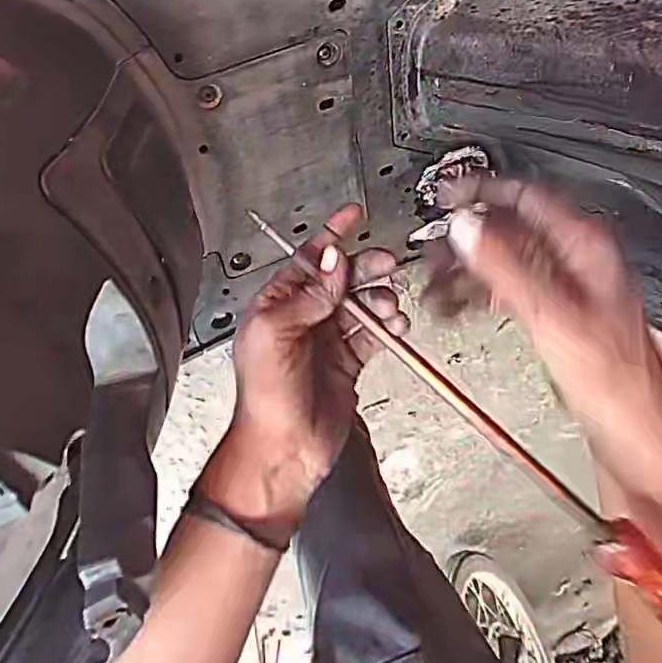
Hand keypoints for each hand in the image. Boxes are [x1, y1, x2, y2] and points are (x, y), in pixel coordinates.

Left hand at [198, 203, 406, 532]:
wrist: (284, 447)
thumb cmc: (266, 395)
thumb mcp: (276, 334)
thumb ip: (307, 295)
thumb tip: (331, 260)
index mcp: (278, 304)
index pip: (308, 259)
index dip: (331, 234)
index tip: (352, 215)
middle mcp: (303, 317)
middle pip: (341, 278)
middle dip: (364, 266)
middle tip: (385, 263)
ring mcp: (327, 338)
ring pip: (361, 303)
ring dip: (379, 298)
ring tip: (388, 304)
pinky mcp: (348, 361)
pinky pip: (373, 333)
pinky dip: (387, 325)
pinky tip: (395, 324)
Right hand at [435, 179, 661, 427]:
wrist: (637, 439)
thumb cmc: (618, 385)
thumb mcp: (551, 317)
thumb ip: (504, 267)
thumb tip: (465, 228)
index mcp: (586, 249)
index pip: (526, 198)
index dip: (483, 190)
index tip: (449, 194)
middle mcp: (577, 264)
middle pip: (509, 230)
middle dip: (465, 238)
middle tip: (432, 248)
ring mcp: (565, 291)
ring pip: (504, 261)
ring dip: (466, 269)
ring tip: (435, 283)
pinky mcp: (554, 318)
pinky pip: (506, 291)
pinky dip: (478, 294)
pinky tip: (457, 306)